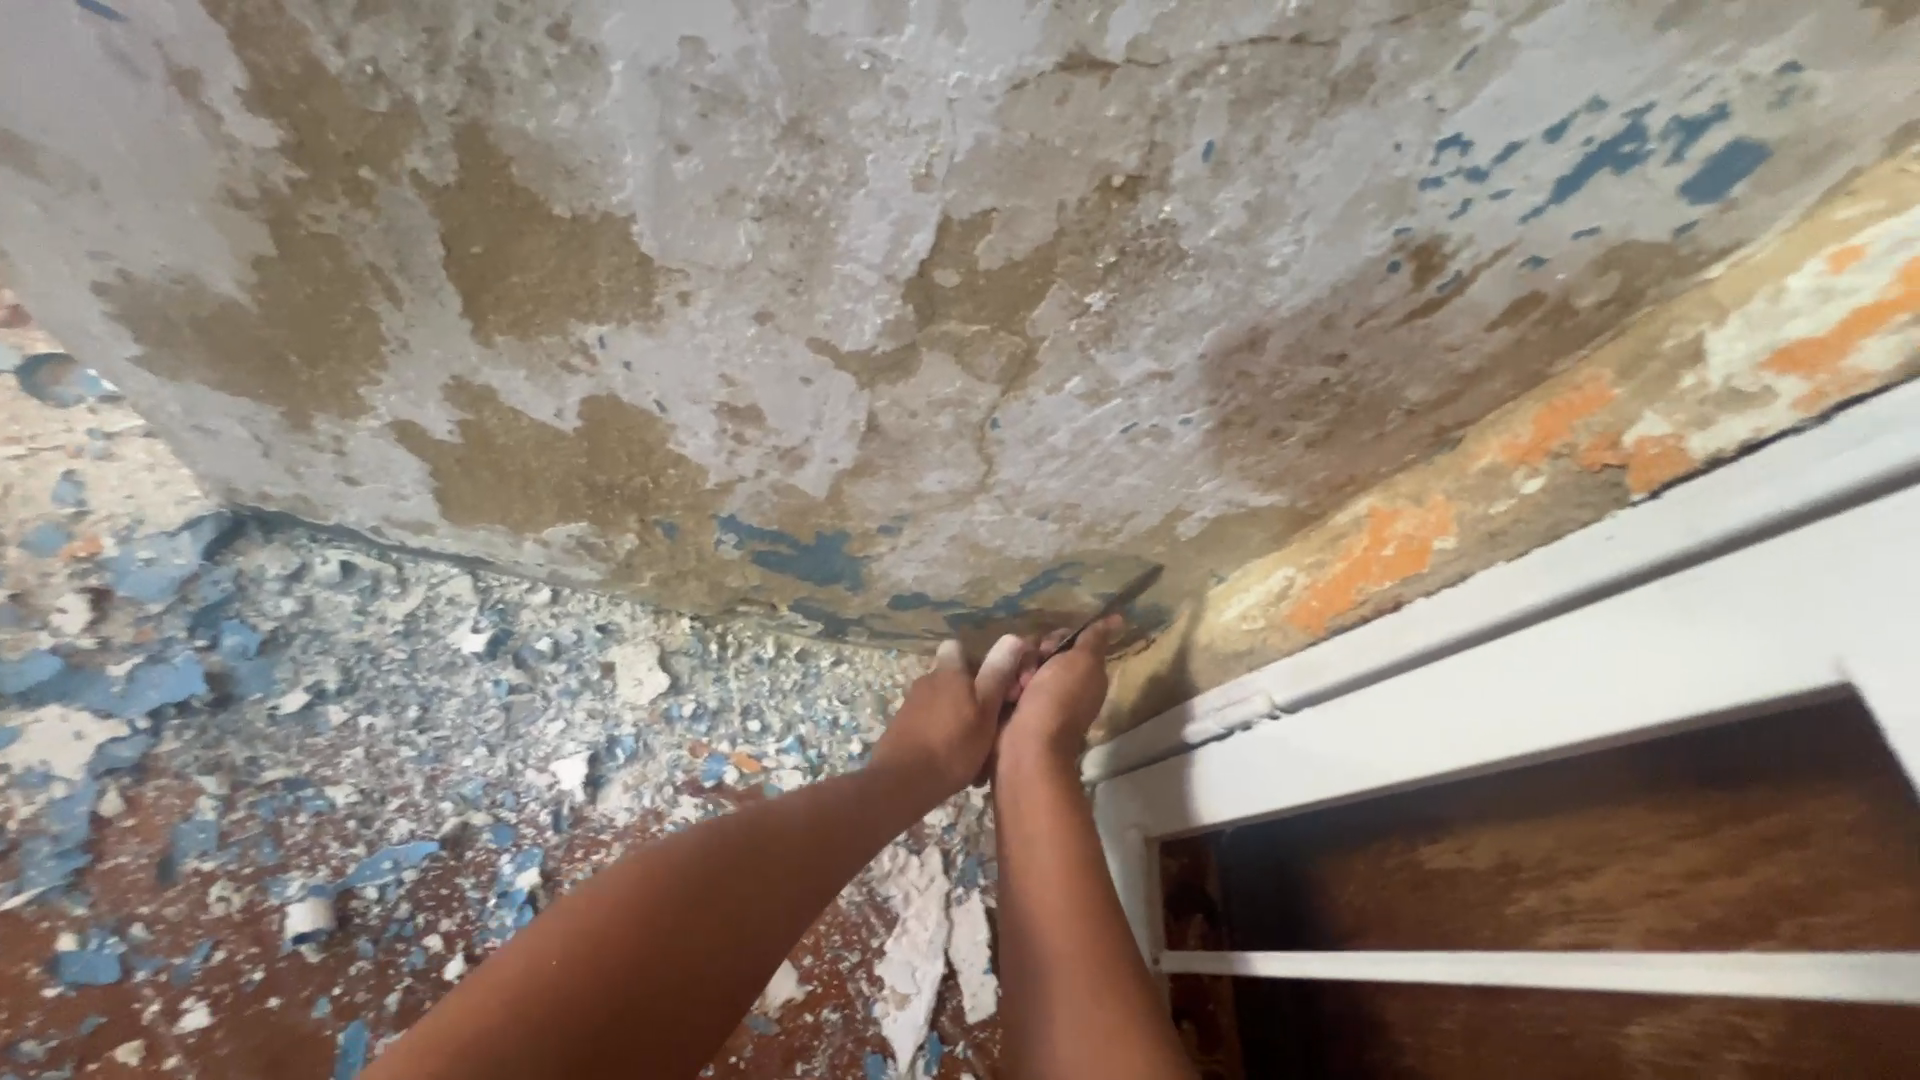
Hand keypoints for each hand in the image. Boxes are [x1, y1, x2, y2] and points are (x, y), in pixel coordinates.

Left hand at [872, 635, 1028, 798]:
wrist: (902, 782)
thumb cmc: (952, 744)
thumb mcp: (986, 708)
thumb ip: (998, 673)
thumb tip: (1014, 636)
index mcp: (947, 671)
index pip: (958, 647)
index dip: (978, 662)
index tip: (996, 685)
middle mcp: (927, 681)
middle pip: (954, 678)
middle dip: (974, 696)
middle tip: (994, 723)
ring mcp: (912, 706)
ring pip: (945, 704)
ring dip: (962, 720)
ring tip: (978, 750)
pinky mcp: (903, 729)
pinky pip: (932, 725)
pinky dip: (946, 737)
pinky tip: (957, 763)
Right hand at [1001, 615, 1120, 770]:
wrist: (1028, 743)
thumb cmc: (1059, 700)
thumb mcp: (1082, 662)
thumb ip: (1095, 638)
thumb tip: (1119, 618)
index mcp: (1083, 672)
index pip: (1064, 640)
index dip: (1055, 640)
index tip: (1049, 649)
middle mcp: (1061, 682)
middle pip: (1038, 650)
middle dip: (1032, 655)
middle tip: (1032, 672)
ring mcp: (1037, 696)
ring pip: (1019, 663)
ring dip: (1016, 670)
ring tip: (1016, 688)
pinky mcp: (1014, 705)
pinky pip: (1005, 680)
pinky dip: (1005, 684)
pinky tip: (1006, 694)